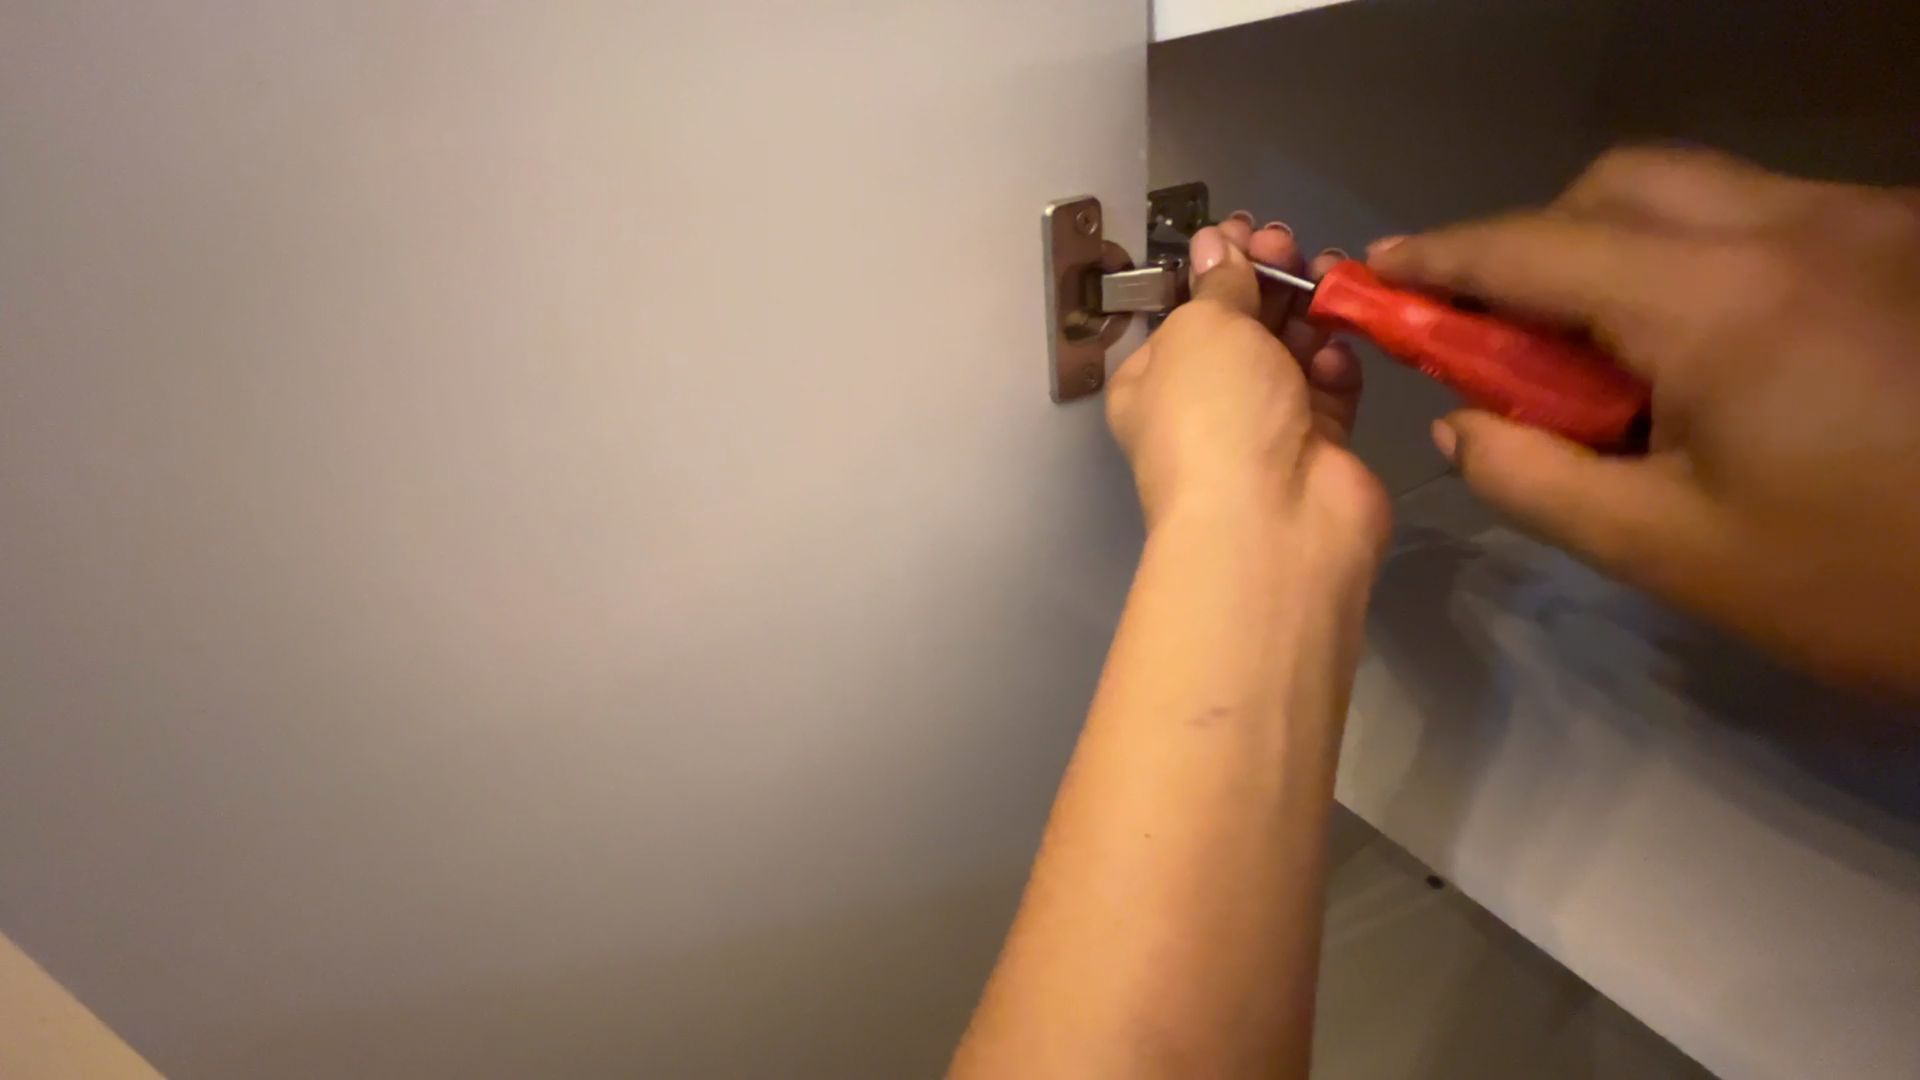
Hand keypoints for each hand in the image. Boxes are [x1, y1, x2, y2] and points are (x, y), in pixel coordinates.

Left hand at [1107, 215, 1390, 571]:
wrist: (1271, 521)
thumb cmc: (1214, 413)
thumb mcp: (1200, 331)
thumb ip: (1215, 285)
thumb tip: (1212, 244)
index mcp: (1151, 382)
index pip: (1183, 314)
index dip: (1214, 269)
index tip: (1245, 230)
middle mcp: (1200, 405)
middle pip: (1239, 328)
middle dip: (1266, 280)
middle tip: (1292, 244)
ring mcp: (1259, 427)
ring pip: (1288, 353)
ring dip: (1308, 312)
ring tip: (1330, 277)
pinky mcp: (1316, 446)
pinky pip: (1327, 390)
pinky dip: (1334, 367)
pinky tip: (1336, 355)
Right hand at [1371, 145, 1919, 689]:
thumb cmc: (1865, 578)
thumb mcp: (1658, 546)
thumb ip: (1526, 477)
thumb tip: (1457, 426)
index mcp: (1726, 302)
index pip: (1535, 251)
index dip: (1438, 259)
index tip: (1371, 272)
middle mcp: (1806, 231)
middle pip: (1616, 188)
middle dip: (1525, 247)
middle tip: (1487, 331)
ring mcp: (1878, 231)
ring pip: (1691, 199)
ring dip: (1599, 259)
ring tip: (1582, 357)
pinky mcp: (1915, 254)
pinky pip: (1755, 227)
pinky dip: (1673, 270)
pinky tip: (1679, 358)